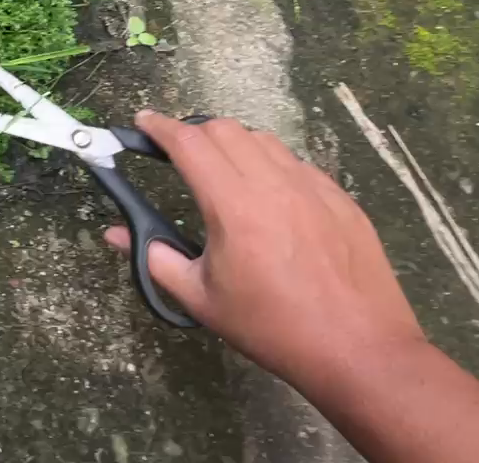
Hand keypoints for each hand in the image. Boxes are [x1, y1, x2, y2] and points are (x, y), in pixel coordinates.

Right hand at [105, 111, 427, 387]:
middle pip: (222, 129)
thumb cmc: (274, 328)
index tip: (142, 122)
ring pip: (262, 139)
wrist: (365, 356)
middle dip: (192, 132)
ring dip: (232, 143)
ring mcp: (314, 190)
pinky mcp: (343, 201)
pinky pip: (296, 163)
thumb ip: (153, 257)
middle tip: (177, 154)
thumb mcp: (201, 298)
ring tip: (223, 170)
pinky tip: (269, 195)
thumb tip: (113, 233)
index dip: (158, 125)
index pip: (187, 142)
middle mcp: (273, 186)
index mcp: (234, 207)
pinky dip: (270, 164)